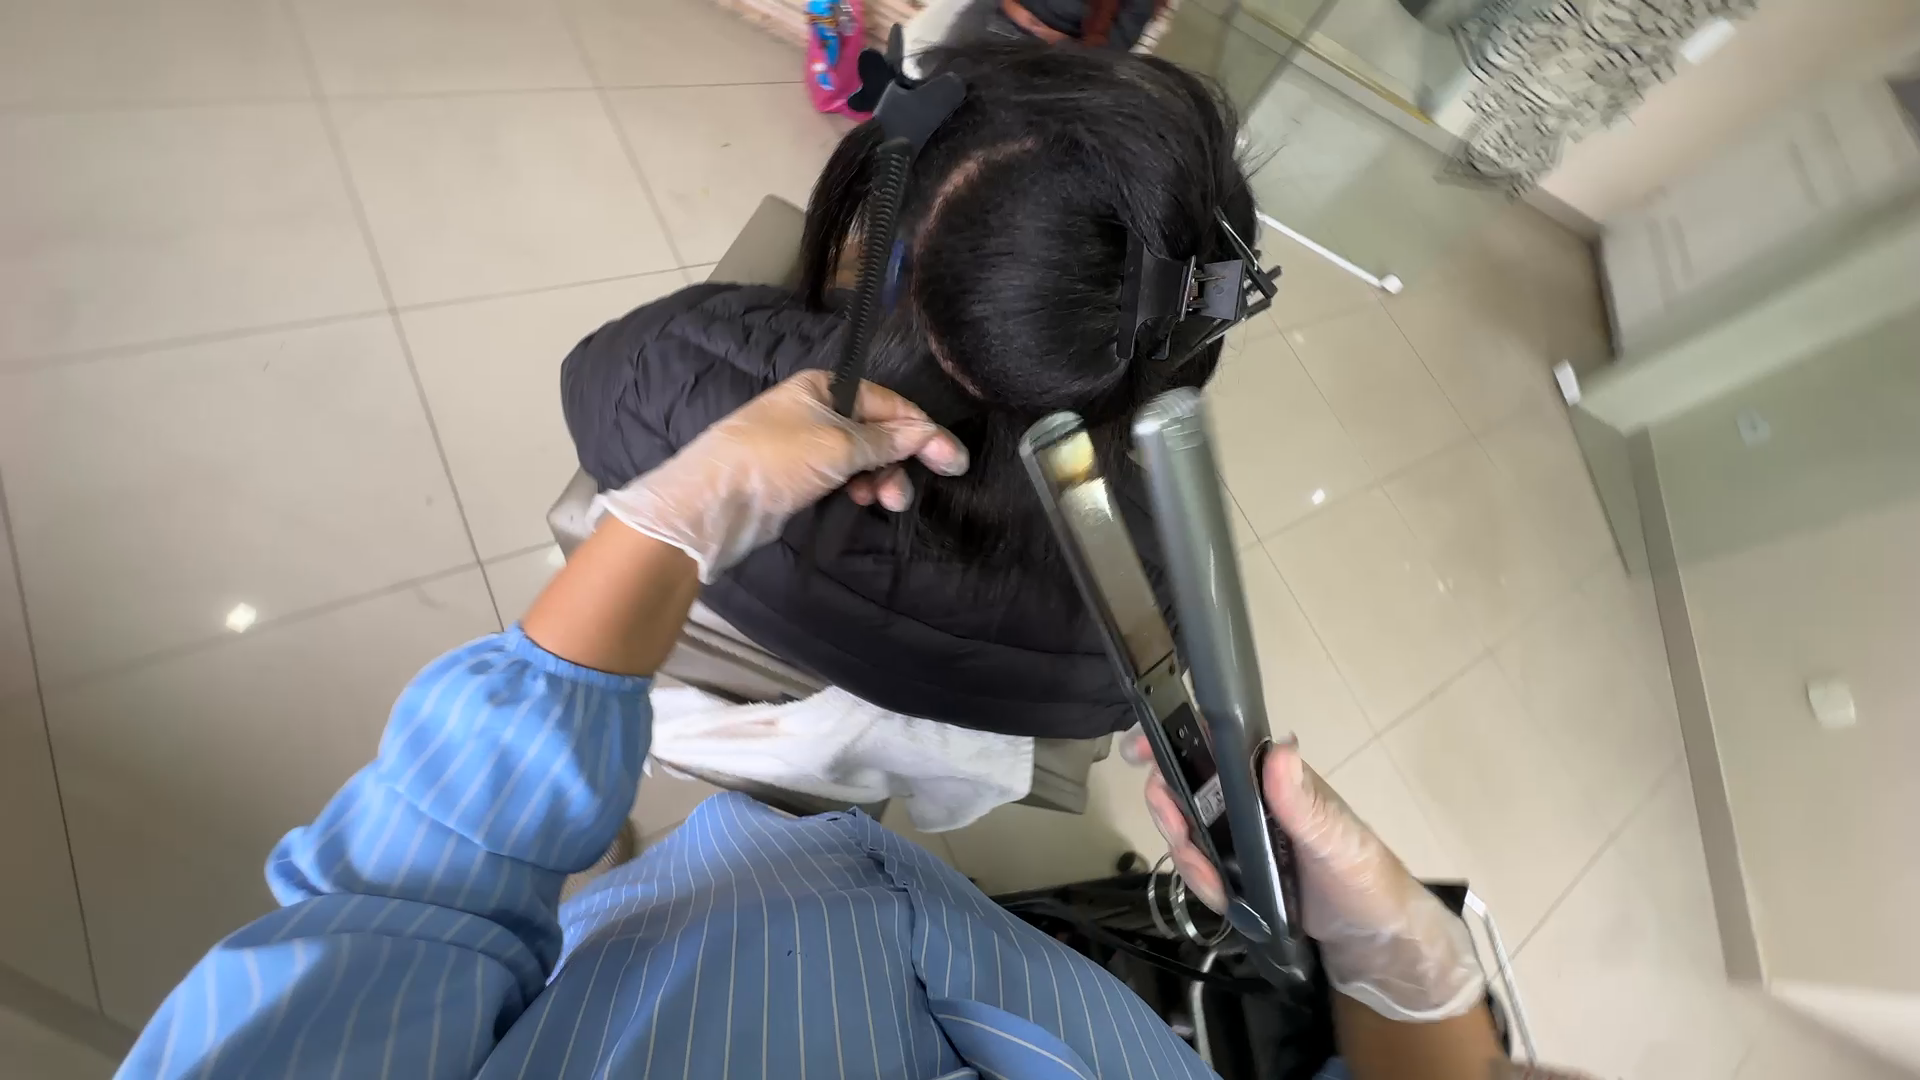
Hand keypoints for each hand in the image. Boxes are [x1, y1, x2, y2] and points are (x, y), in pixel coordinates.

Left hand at [594, 370, 967, 581]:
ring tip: (884, 502)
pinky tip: (862, 501)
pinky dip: (859, 487)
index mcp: (825, 387)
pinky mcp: (801, 476)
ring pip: (862, 458)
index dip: (922, 431)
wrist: (713, 503)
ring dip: (880, 478)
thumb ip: (887, 440)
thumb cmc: (776, 460)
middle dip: (899, 460)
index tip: (952, 462)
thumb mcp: (838, 445)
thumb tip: (929, 434)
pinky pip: (844, 477)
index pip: (888, 403)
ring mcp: (808, 444)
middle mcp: (818, 409)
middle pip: (878, 431)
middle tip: (911, 492)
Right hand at [1132, 734, 1484, 1022]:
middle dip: (1168, 808)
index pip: (1209, 740)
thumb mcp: (1339, 843)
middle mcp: (1244, 794)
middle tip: (1178, 835)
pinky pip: (1195, 862)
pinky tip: (1222, 899)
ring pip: (1182, 824)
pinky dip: (1198, 880)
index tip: (1138, 752)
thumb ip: (1305, 803)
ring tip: (1212, 883)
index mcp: (1268, 775)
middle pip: (1181, 782)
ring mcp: (1233, 829)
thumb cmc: (1365, 879)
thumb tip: (1280, 750)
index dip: (1168, 739)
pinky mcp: (1230, 864)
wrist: (1373, 942)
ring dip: (1184, 852)